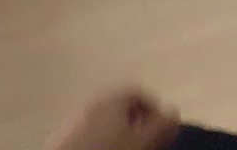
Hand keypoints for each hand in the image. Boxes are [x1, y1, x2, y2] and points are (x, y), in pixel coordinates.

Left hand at [46, 86, 180, 149]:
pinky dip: (99, 139)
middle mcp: (93, 99)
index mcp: (112, 96)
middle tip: (145, 142)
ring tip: (126, 147)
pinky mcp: (61, 135)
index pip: (139, 92)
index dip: (153, 110)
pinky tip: (103, 149)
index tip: (162, 130)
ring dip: (116, 133)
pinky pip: (87, 131)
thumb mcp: (141, 143)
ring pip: (102, 120)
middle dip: (135, 123)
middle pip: (120, 106)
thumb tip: (175, 111)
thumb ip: (160, 126)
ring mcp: (74, 117)